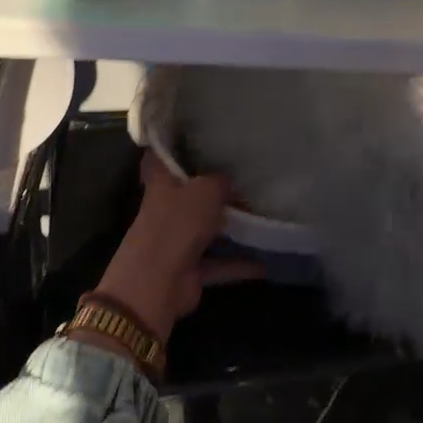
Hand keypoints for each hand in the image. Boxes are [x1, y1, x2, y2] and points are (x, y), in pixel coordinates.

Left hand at [92, 155, 263, 341]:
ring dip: (232, 228)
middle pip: (193, 194)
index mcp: (163, 183)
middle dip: (218, 189)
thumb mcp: (206, 190)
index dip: (179, 145)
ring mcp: (177, 240)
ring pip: (208, 229)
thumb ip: (221, 182)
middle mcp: (168, 209)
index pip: (165, 156)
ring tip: (264, 218)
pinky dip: (240, 264)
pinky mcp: (189, 270)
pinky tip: (266, 262)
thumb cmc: (178, 224)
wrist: (156, 283)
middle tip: (251, 179)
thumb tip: (231, 184)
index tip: (205, 138)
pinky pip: (219, 263)